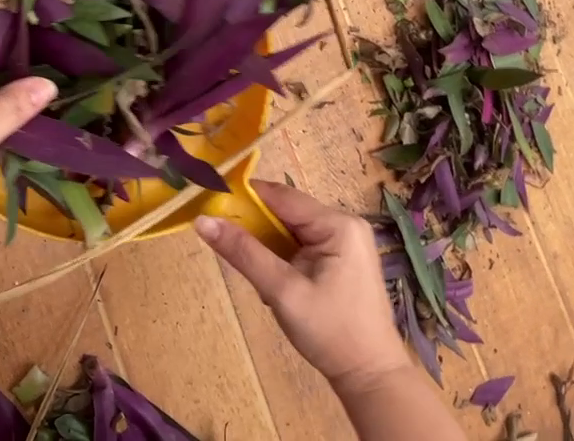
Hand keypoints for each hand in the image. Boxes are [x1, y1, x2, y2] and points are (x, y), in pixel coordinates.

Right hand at [195, 182, 410, 391]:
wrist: (372, 378)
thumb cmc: (332, 333)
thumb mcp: (282, 291)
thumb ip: (243, 252)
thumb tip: (201, 220)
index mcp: (337, 224)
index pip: (279, 195)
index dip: (242, 198)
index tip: (209, 207)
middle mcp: (343, 224)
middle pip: (283, 210)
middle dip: (254, 227)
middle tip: (230, 248)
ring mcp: (344, 241)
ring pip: (288, 227)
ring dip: (266, 245)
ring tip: (257, 272)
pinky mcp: (340, 258)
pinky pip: (299, 243)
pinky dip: (279, 256)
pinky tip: (275, 281)